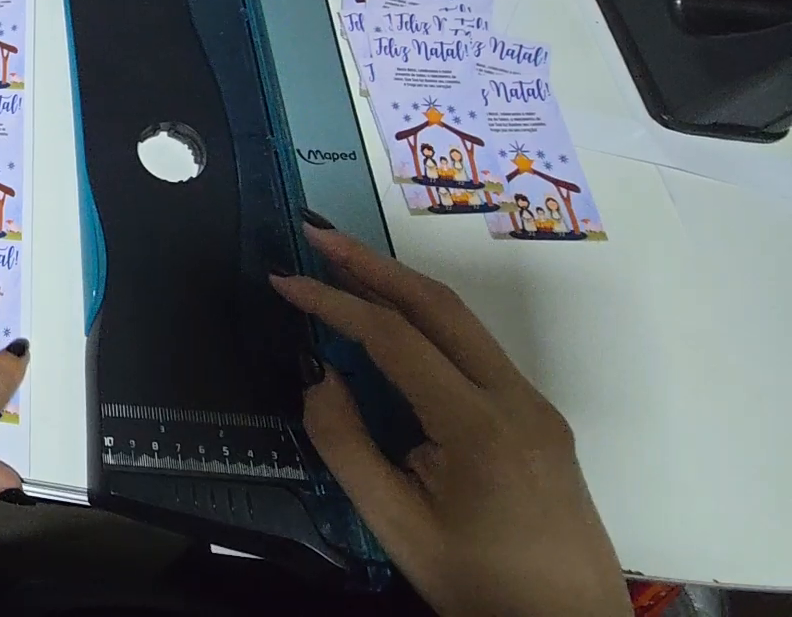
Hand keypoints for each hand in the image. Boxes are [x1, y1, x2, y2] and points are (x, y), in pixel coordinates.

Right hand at [273, 222, 628, 616]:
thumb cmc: (475, 581)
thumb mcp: (391, 520)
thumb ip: (342, 439)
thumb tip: (318, 374)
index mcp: (481, 429)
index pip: (395, 339)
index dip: (332, 302)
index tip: (282, 282)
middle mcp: (517, 402)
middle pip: (438, 306)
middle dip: (370, 262)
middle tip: (313, 234)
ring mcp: (532, 404)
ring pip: (458, 318)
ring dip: (394, 280)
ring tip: (338, 256)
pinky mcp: (532, 413)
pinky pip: (468, 344)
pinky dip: (417, 313)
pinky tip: (382, 309)